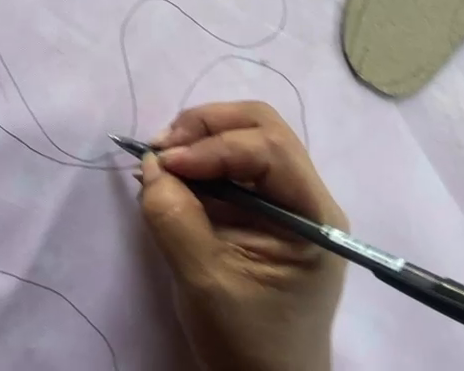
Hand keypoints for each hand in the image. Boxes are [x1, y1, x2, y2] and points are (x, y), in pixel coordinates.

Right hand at [136, 102, 346, 370]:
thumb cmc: (245, 338)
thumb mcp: (204, 279)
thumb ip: (174, 216)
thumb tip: (151, 163)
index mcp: (312, 218)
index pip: (269, 148)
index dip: (213, 145)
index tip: (166, 164)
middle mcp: (303, 198)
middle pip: (259, 125)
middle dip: (205, 126)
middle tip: (162, 150)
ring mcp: (280, 200)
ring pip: (241, 134)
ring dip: (195, 138)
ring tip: (159, 163)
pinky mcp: (254, 206)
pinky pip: (224, 160)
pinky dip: (192, 157)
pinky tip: (166, 177)